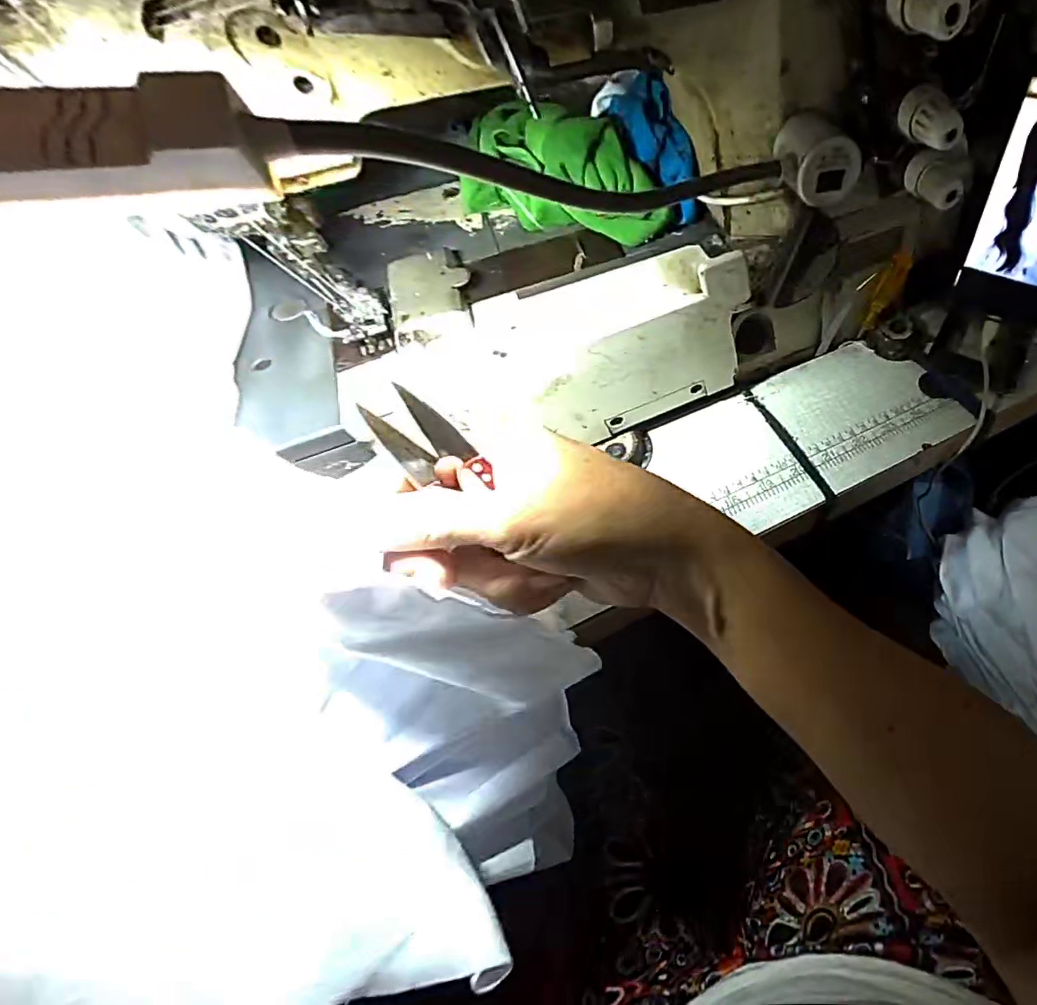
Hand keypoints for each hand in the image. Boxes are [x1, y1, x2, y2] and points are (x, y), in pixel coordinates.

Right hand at [374, 428, 728, 612]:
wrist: (669, 558)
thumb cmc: (598, 519)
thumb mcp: (510, 517)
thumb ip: (434, 521)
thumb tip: (367, 522)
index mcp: (501, 448)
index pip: (418, 468)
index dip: (397, 510)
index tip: (389, 547)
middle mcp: (508, 480)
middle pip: (436, 524)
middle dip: (452, 558)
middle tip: (447, 578)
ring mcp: (526, 520)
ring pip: (469, 560)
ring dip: (499, 577)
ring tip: (538, 570)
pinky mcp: (542, 554)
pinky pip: (503, 578)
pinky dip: (524, 587)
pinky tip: (556, 581)